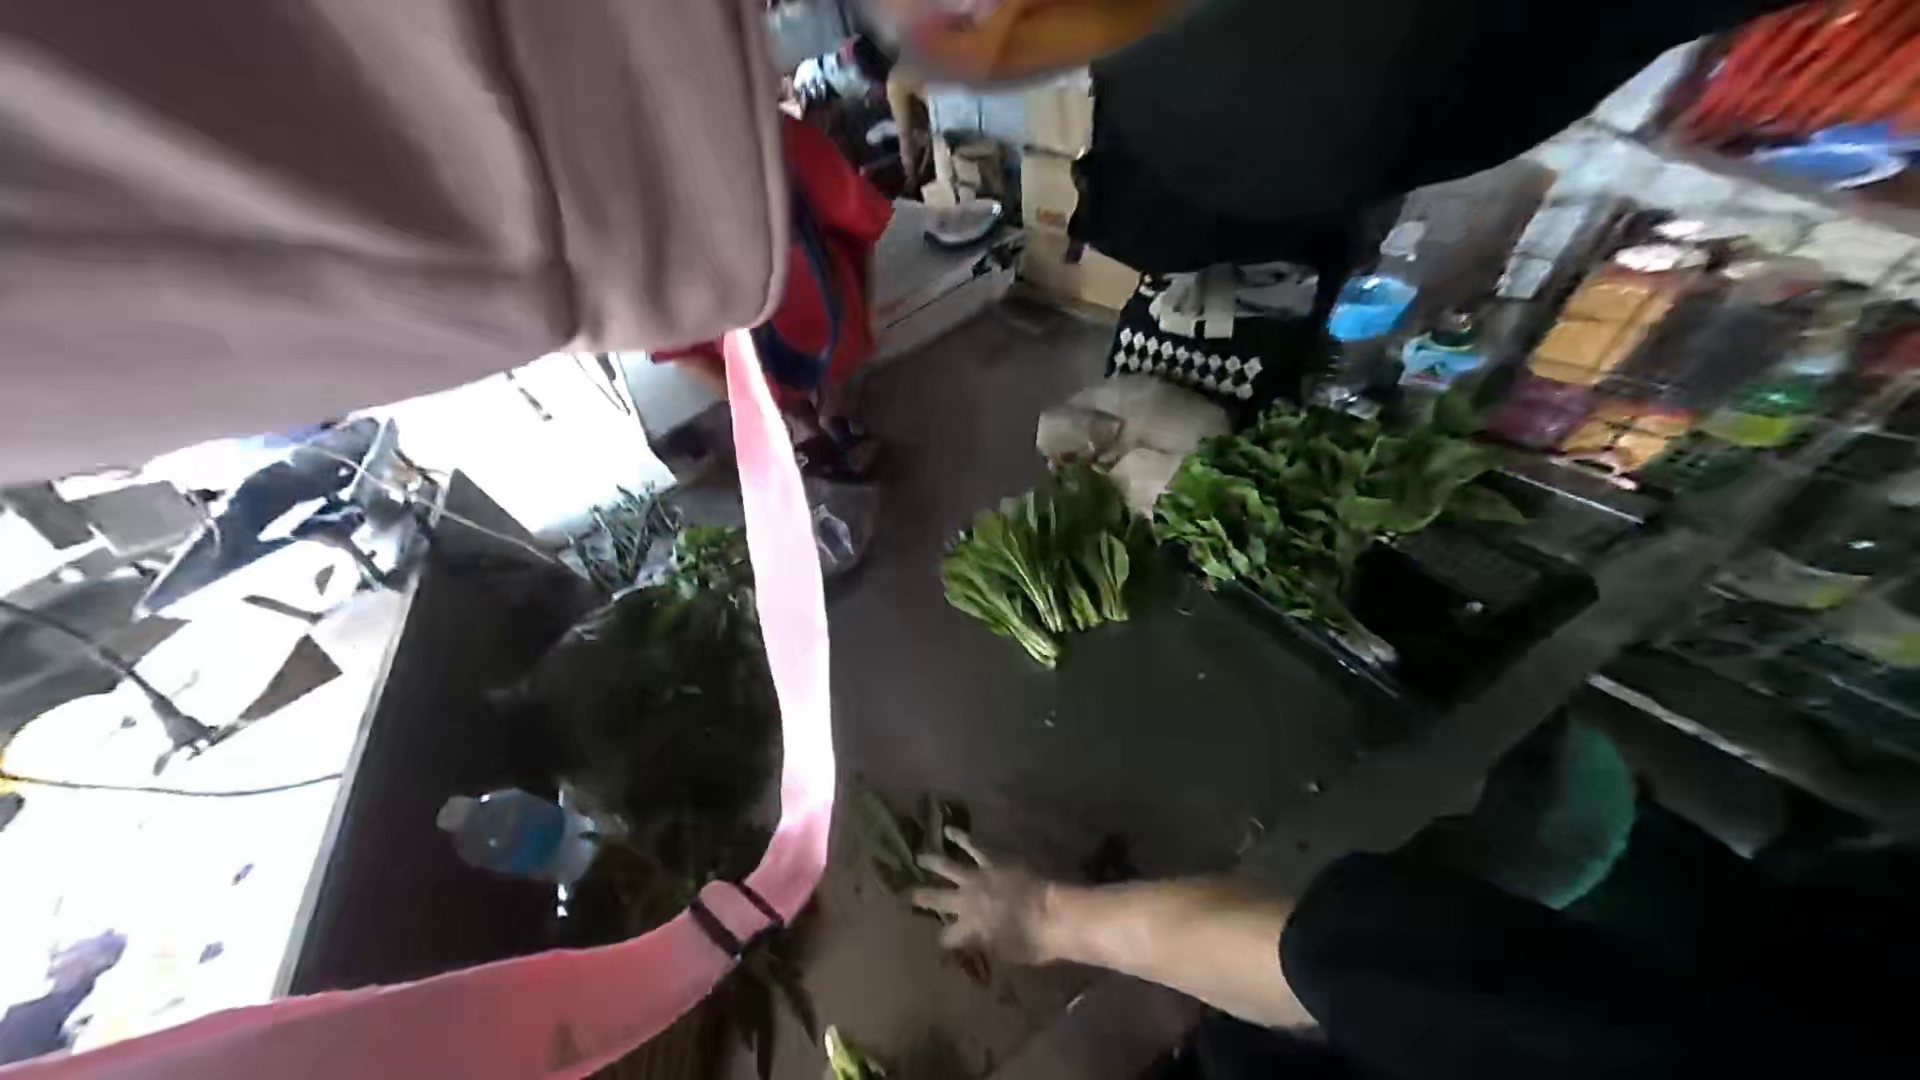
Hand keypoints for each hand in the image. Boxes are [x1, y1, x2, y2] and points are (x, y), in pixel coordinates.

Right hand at [911, 829, 1058, 963]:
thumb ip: (985, 946)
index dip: (944, 941)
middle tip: (906, 895)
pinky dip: (960, 837)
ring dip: (932, 862)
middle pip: (938, 899)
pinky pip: (972, 845)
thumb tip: (974, 942)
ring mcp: (977, 877)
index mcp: (968, 928)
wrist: (1049, 914)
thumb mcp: (1003, 954)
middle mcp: (966, 901)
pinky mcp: (990, 861)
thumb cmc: (1030, 941)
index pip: (948, 937)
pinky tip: (949, 830)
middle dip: (922, 898)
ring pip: (948, 867)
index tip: (941, 943)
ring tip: (918, 858)